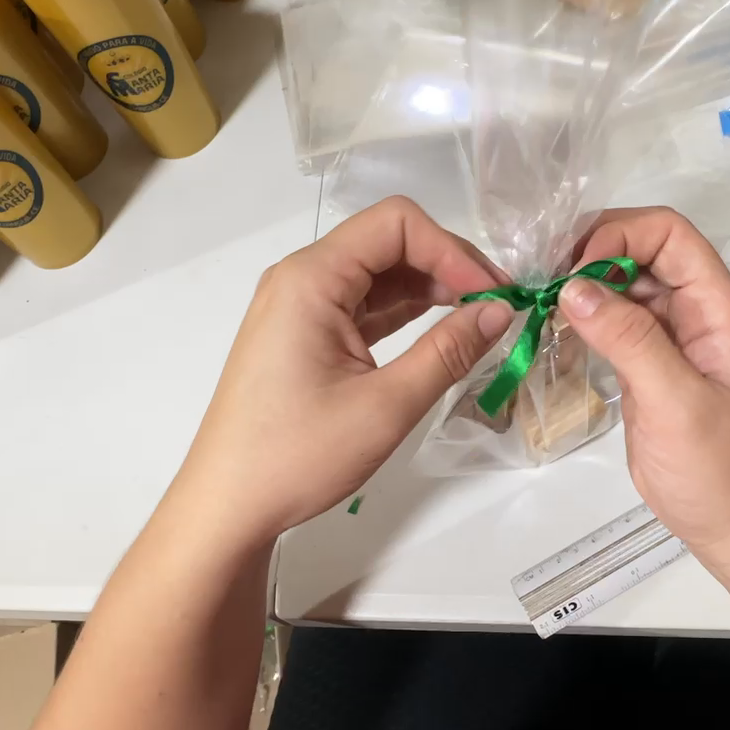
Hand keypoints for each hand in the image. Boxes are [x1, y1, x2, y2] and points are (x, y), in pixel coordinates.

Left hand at [173, 196, 513, 539]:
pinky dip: (403, 314)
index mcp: (311, 279)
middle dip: (447, 266)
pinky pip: (362, 306)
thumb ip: (447, 351)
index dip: (453, 251)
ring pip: (377, 275)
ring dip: (429, 290)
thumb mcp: (385, 405)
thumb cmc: (298, 455)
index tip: (494, 295)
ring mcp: (299, 307)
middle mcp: (301, 279)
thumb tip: (500, 311)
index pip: (395, 224)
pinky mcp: (303, 334)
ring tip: (479, 320)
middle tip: (498, 306)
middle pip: (387, 242)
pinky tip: (440, 332)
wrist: (229, 505)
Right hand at [559, 208, 729, 575]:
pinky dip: (583, 318)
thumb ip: (628, 340)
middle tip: (544, 284)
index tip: (573, 271)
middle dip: (591, 256)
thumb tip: (572, 288)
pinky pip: (613, 322)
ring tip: (541, 303)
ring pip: (622, 285)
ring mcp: (670, 337)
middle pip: (642, 251)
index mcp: (718, 308)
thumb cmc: (718, 469)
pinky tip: (554, 330)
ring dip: (582, 287)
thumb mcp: (676, 402)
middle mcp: (695, 312)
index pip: (670, 234)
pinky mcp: (647, 363)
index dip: (619, 236)